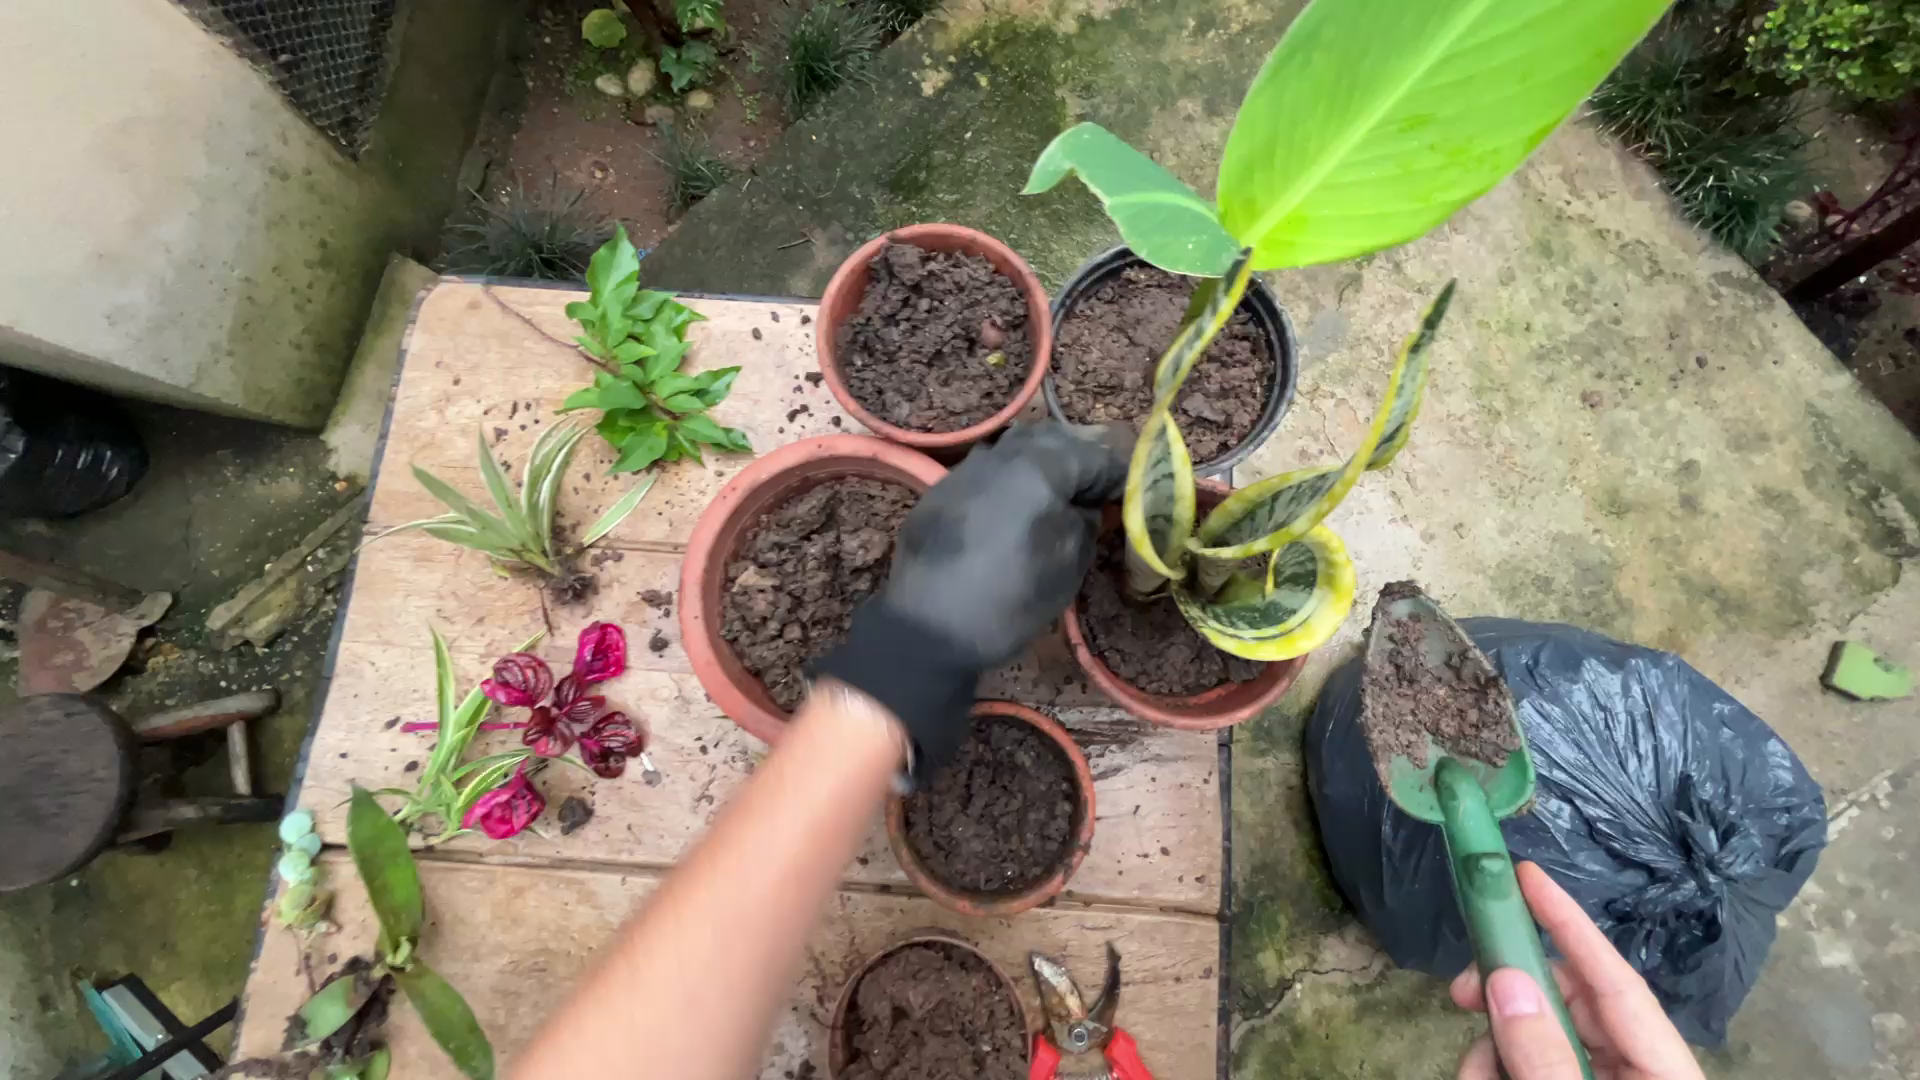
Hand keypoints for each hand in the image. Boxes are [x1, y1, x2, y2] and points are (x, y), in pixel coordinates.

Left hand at [881, 421, 1127, 664]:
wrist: (925, 628)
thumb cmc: (1008, 602)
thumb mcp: (1068, 567)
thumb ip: (1087, 522)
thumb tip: (1088, 503)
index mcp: (1038, 467)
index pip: (1095, 454)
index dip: (1119, 474)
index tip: (1130, 496)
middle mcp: (1000, 454)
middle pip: (1055, 438)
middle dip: (1083, 458)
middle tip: (1099, 491)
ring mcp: (967, 467)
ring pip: (1019, 446)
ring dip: (1047, 462)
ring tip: (1062, 494)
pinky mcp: (943, 487)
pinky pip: (990, 467)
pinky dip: (1014, 476)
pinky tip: (1018, 504)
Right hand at [1451, 863, 1703, 1079]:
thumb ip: (1545, 1056)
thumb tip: (1505, 978)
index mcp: (1662, 1072)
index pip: (1616, 980)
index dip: (1569, 922)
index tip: (1525, 872)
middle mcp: (1634, 1069)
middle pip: (1564, 1003)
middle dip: (1505, 994)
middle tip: (1460, 993)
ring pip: (1534, 1035)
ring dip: (1491, 1045)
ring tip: (1471, 1076)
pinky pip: (1526, 1063)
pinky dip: (1494, 1067)